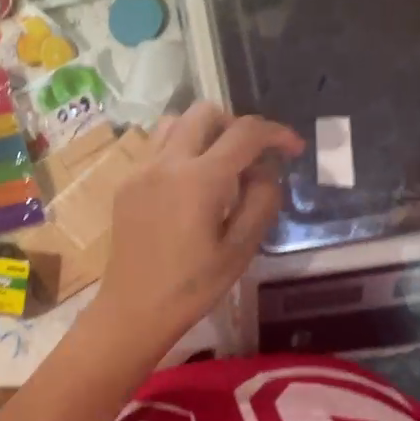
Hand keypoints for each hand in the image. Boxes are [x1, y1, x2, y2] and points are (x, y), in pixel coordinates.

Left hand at [95, 104, 303, 347]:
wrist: (134, 308)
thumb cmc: (193, 286)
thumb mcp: (241, 249)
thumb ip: (261, 201)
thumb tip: (266, 171)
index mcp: (200, 178)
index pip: (245, 133)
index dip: (276, 133)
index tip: (293, 149)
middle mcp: (166, 162)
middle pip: (205, 112)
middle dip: (236, 124)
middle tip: (253, 155)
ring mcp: (141, 170)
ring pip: (174, 123)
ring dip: (202, 131)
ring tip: (220, 165)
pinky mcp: (126, 183)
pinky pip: (155, 147)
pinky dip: (178, 149)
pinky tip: (189, 184)